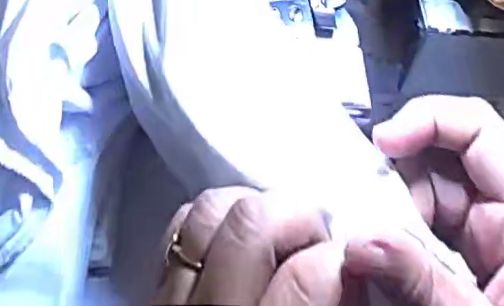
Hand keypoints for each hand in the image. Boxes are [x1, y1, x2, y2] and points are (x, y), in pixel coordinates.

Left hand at [156, 187, 349, 304]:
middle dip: (294, 213)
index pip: (306, 275)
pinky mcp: (151, 293)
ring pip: (206, 211)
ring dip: (250, 206)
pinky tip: (233, 236)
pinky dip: (210, 219)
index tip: (346, 257)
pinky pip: (176, 227)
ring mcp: (171, 302)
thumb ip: (338, 304)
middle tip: (314, 235)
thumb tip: (353, 259)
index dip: (336, 255)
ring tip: (273, 230)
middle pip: (250, 222)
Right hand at [345, 95, 503, 305]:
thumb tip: (359, 239)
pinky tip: (374, 262)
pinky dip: (396, 245)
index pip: (480, 130)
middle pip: (443, 163)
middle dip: (397, 174)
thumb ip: (426, 286)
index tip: (384, 142)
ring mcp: (488, 248)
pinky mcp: (472, 276)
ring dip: (389, 212)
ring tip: (359, 240)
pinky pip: (426, 239)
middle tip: (356, 208)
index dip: (429, 119)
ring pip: (427, 200)